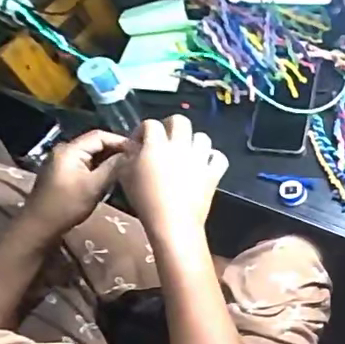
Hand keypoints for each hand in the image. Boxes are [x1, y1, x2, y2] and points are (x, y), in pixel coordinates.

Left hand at [18, 131, 129, 238]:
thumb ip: (113, 168)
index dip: (121, 141)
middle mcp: (66, 151)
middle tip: (137, 160)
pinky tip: (113, 176)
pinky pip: (87, 164)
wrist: (40, 224)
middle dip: (117, 150)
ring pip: (92, 155)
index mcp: (70, 150)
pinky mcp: (65, 172)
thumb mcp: (94, 186)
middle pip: (96, 144)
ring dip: (110, 160)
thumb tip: (131, 155)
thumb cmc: (67, 205)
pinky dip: (101, 168)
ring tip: (129, 168)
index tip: (140, 151)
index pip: (100, 136)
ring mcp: (64, 162)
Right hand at [121, 115, 226, 237]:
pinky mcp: (213, 174)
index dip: (142, 130)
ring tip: (186, 152)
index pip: (150, 124)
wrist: (173, 222)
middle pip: (180, 121)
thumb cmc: (145, 201)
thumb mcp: (125, 176)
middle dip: (170, 126)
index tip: (139, 143)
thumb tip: (133, 149)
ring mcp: (199, 160)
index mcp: (157, 145)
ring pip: (202, 137)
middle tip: (164, 139)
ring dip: (193, 141)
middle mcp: (180, 147)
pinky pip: (219, 158)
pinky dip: (213, 158)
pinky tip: (205, 163)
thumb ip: (127, 157)